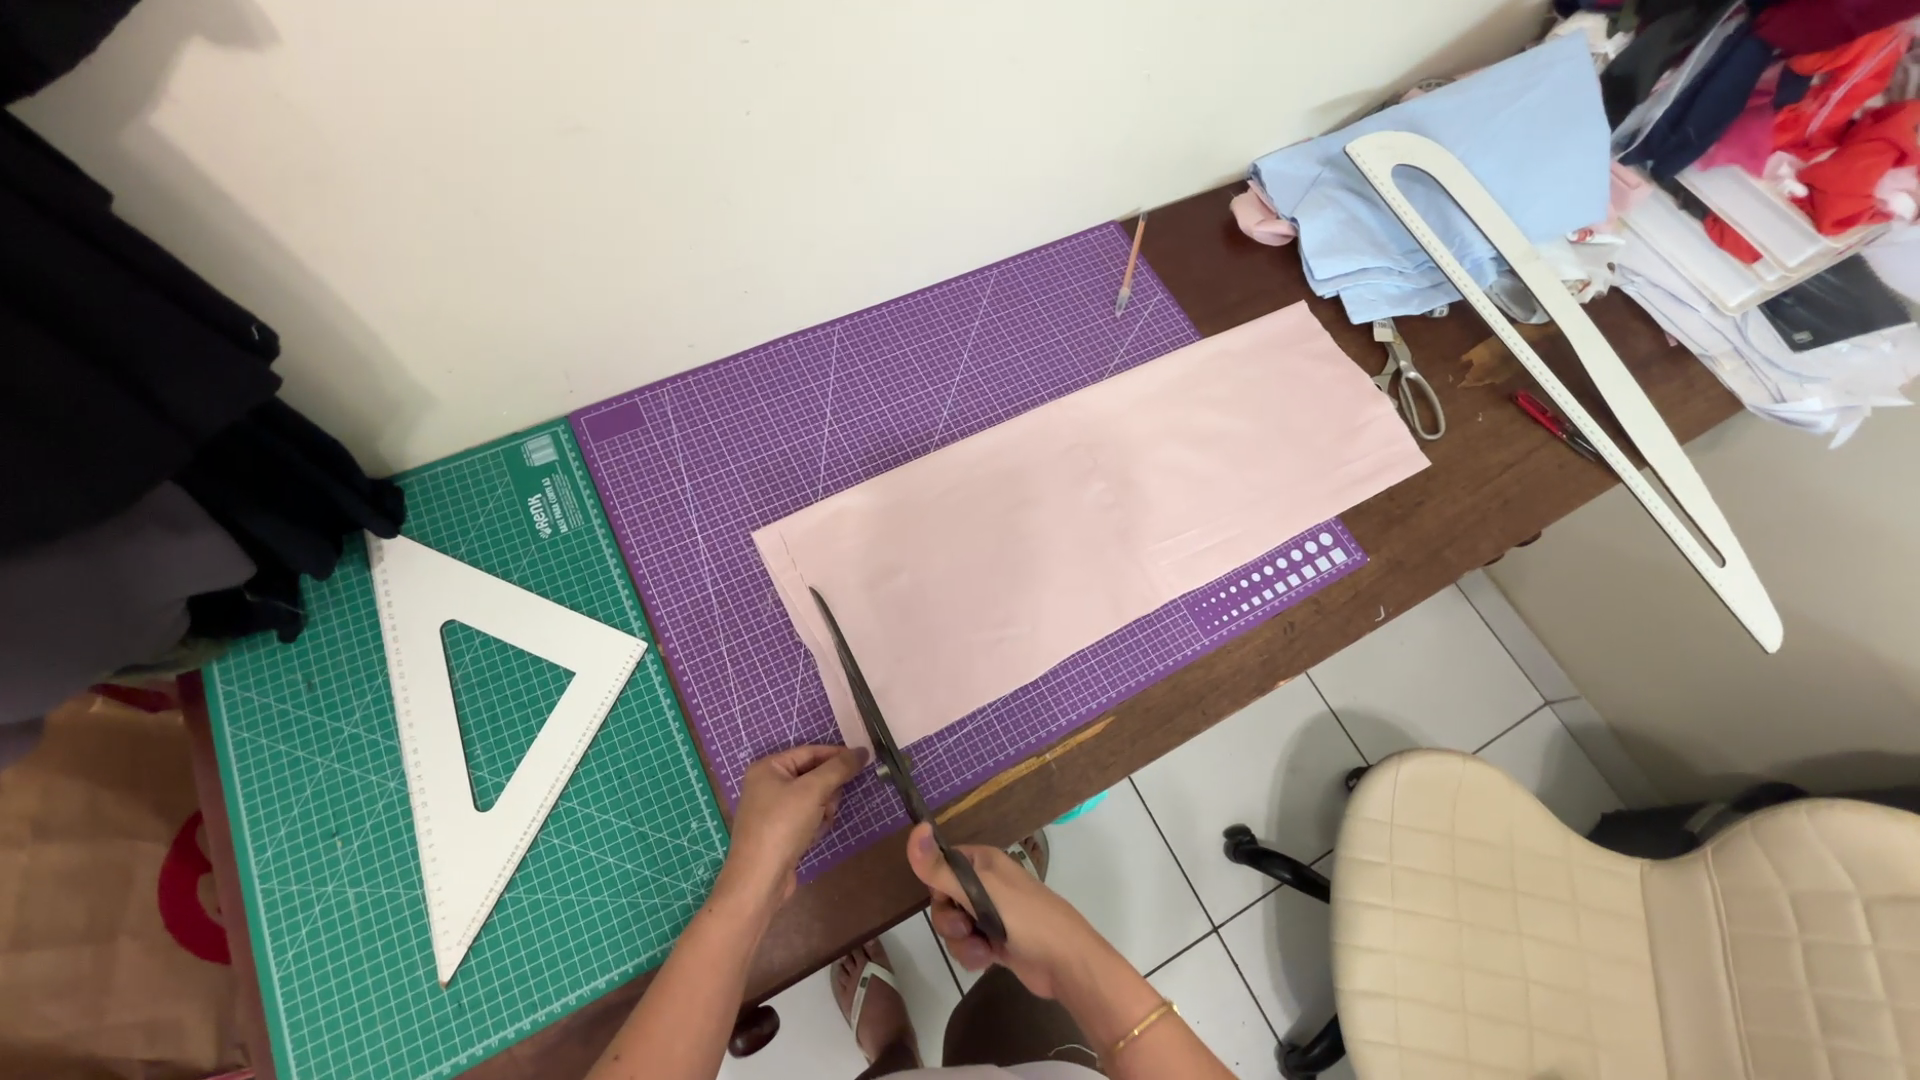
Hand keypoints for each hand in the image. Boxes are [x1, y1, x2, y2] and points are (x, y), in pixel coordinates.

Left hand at [719, 745, 866, 908]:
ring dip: (823, 810)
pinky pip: (807, 817)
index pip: (811, 752)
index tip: (862, 761)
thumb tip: (862, 751)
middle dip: (827, 791)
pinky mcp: (779, 831)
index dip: (837, 756)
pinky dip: (815, 824)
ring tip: (818, 824)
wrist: (759, 880)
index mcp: (768, 767)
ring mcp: (772, 810)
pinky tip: (811, 837)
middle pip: (813, 776)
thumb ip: (839, 768)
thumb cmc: (782, 825)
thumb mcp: (813, 790)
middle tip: (829, 804)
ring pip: (814, 798)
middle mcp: (767, 785)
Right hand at [906, 823, 1117, 999]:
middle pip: (943, 899)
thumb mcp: (979, 890)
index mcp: (982, 861)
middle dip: (949, 920)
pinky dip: (972, 954)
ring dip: (961, 942)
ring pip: (953, 926)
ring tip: (982, 948)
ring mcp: (990, 913)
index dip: (937, 885)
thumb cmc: (1024, 916)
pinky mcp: (994, 941)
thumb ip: (941, 869)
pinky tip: (988, 959)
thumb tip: (916, 828)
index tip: (944, 898)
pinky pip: (966, 945)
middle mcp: (984, 883)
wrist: (1064, 961)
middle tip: (965, 926)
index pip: (941, 864)